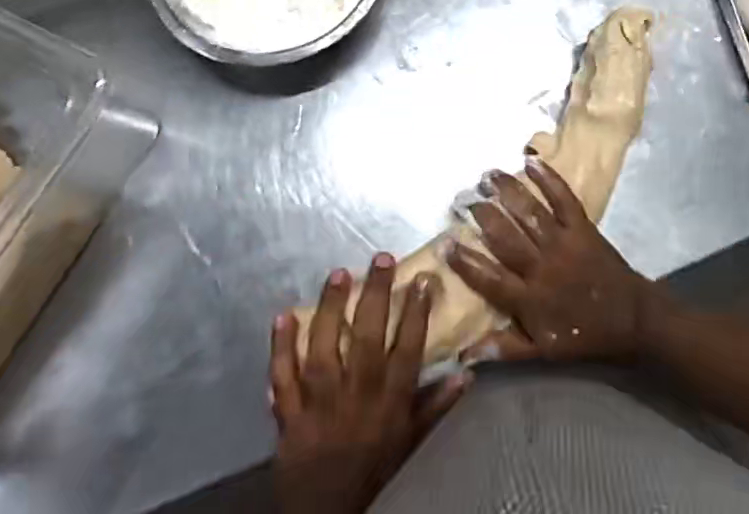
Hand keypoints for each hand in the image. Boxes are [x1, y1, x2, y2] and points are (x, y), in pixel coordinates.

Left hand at [271, 255, 468, 513]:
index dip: (416, 311)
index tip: (420, 278)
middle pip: (366, 337)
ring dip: (330, 310)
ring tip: (339, 273)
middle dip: (375, 295)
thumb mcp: (413, 439)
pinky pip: (284, 376)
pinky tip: (283, 316)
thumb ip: (437, 403)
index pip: (407, 347)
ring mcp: (321, 403)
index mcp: (391, 400)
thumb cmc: (375, 466)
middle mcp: (358, 394)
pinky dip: (281, 348)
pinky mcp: (290, 413)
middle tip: (380, 259)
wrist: (327, 510)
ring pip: (325, 349)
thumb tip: (468, 372)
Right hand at [445, 154, 664, 364]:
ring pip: (529, 213)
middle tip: (462, 198)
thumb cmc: (582, 335)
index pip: (489, 278)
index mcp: (530, 299)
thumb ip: (502, 349)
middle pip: (505, 237)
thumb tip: (462, 355)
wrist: (631, 319)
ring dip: (507, 191)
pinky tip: (531, 162)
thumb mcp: (542, 352)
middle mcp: (542, 267)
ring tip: (487, 175)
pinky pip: (563, 199)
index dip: (465, 261)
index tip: (445, 242)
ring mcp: (563, 243)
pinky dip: (548, 179)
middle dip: (482, 215)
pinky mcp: (582, 227)